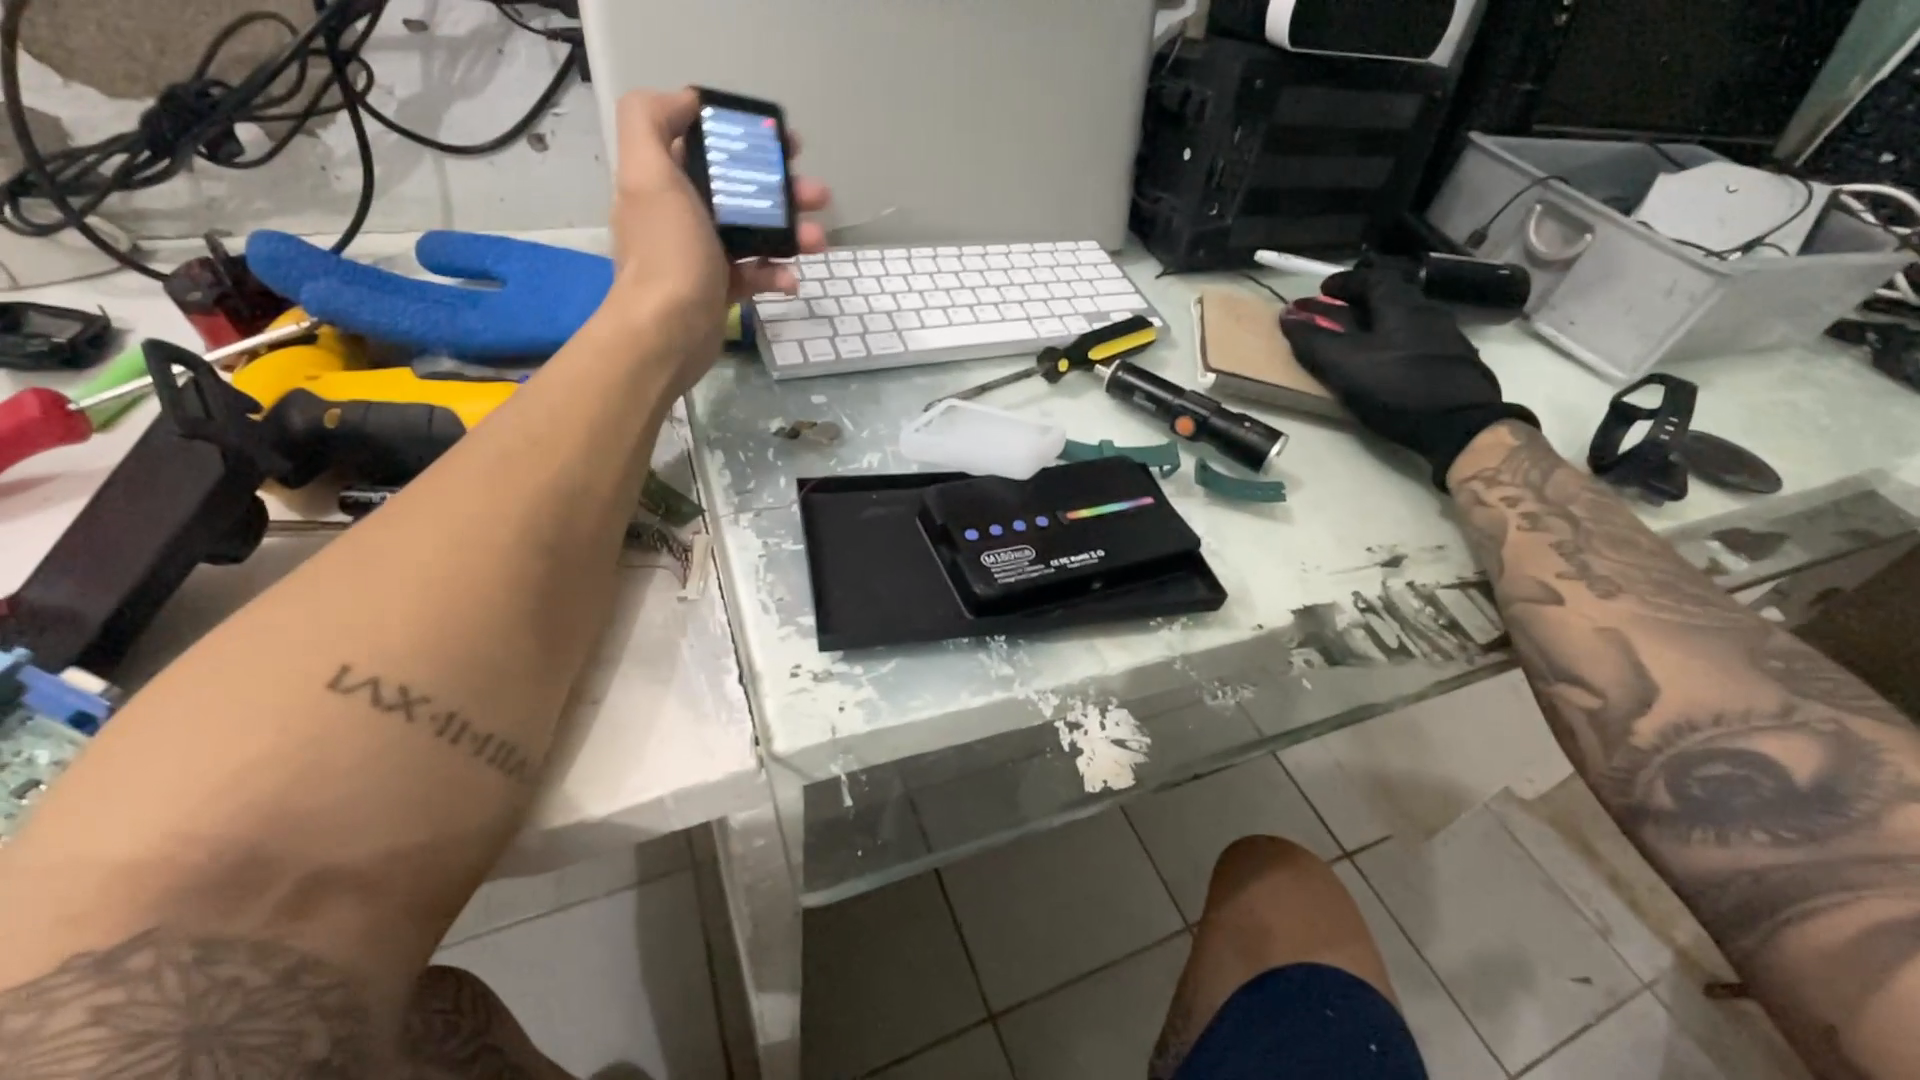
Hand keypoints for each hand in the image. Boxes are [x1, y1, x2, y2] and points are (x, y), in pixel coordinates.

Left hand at [604, 89, 831, 385]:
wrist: (667, 333)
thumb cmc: (666, 253)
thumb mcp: (647, 173)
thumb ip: (650, 121)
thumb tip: (685, 100)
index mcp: (665, 180)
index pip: (706, 143)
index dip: (744, 136)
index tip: (782, 142)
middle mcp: (682, 212)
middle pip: (740, 187)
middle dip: (782, 187)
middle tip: (816, 193)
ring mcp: (702, 253)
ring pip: (755, 230)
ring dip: (792, 231)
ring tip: (819, 240)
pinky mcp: (720, 288)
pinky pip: (756, 273)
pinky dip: (778, 273)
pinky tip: (792, 278)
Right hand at [1280, 260, 1537, 489]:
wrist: (1462, 423)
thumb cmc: (1397, 387)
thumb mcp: (1344, 365)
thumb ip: (1313, 341)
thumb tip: (1288, 316)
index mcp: (1401, 305)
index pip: (1372, 278)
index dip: (1345, 282)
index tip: (1324, 290)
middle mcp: (1428, 312)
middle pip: (1391, 296)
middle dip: (1360, 301)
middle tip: (1338, 312)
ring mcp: (1447, 337)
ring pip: (1406, 319)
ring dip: (1380, 322)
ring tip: (1361, 338)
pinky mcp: (1457, 363)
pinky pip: (1419, 340)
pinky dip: (1397, 342)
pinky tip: (1390, 362)